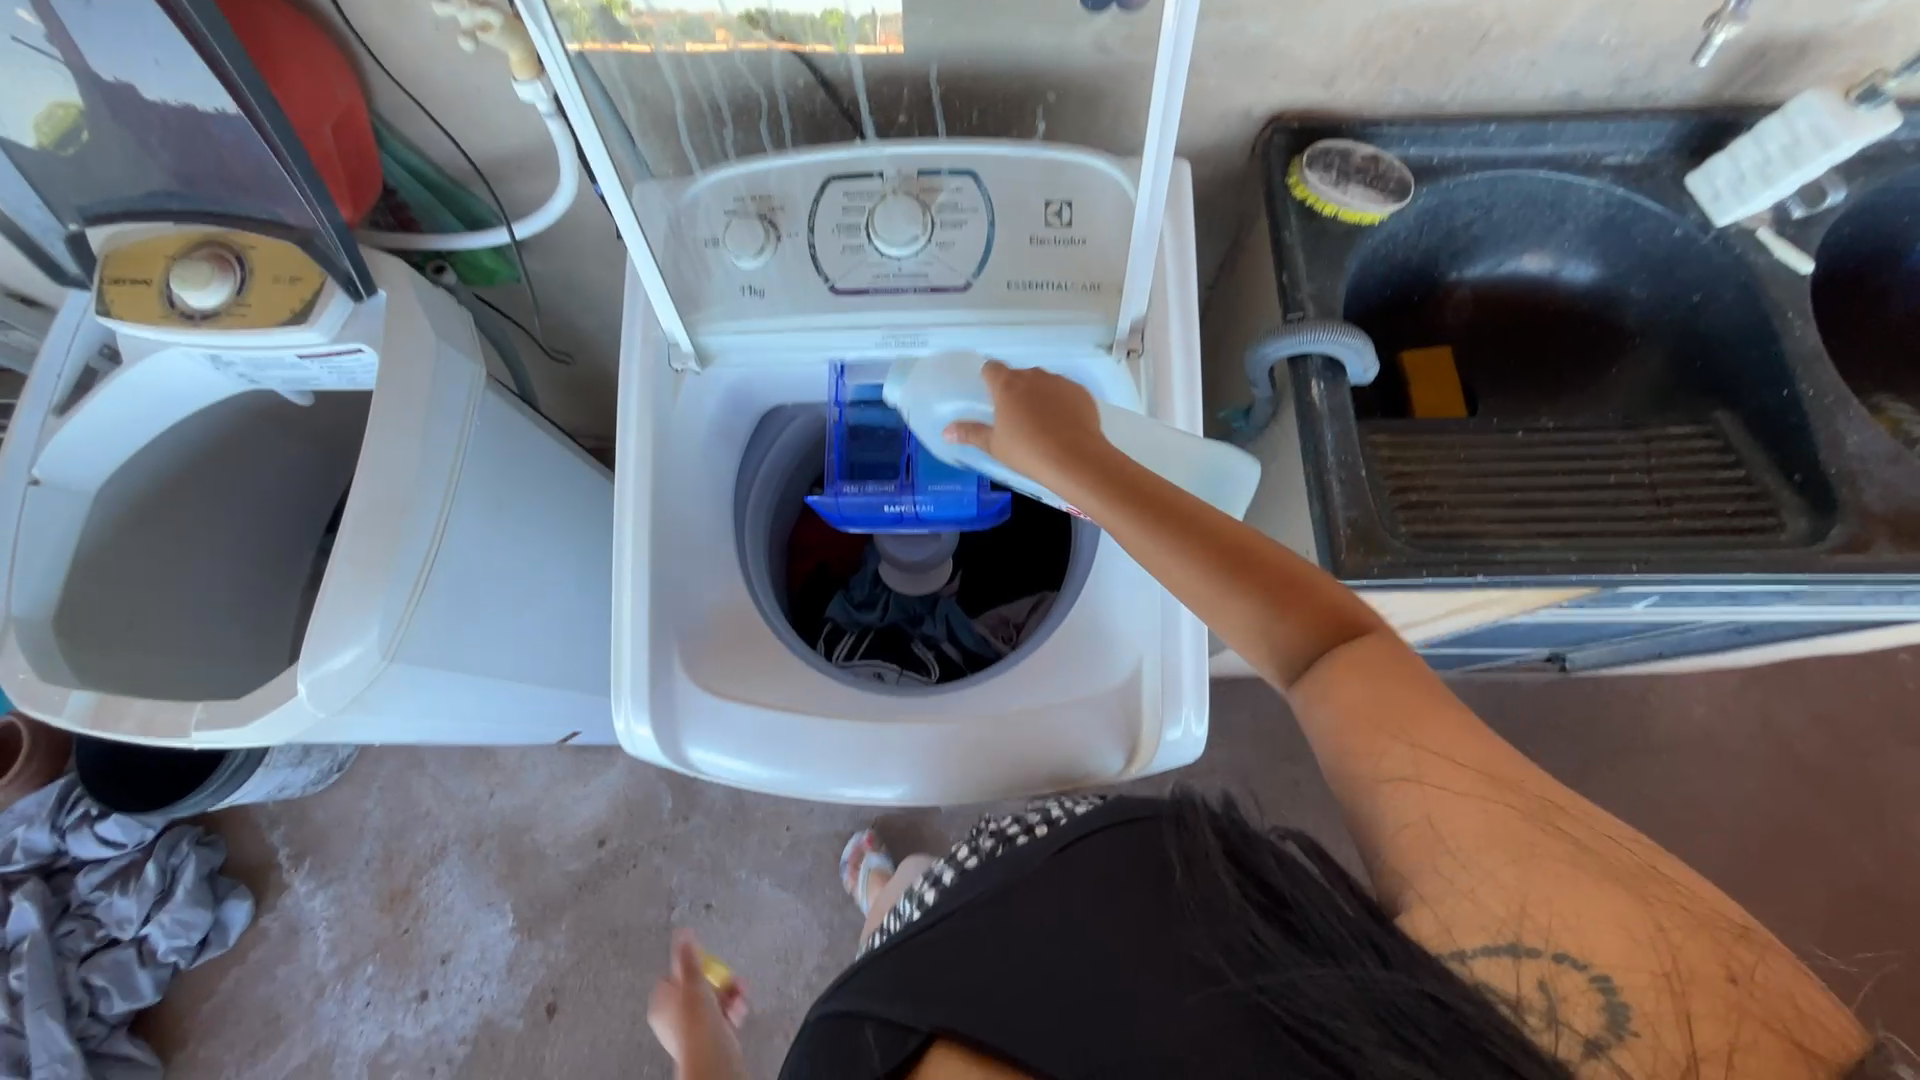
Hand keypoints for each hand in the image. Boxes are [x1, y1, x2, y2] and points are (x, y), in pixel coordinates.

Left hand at [648, 930, 748, 1079]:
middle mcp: (672, 1016)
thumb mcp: (692, 979)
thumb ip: (688, 955)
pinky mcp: (707, 1034)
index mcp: (661, 1002)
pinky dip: (732, 1007)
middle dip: (718, 980)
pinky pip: (721, 1013)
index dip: (692, 968)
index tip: (706, 964)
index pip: (674, 976)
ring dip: (729, 992)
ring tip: (740, 991)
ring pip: (712, 999)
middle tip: (729, 977)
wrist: (712, 1052)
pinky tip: (740, 1005)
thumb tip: (682, 931)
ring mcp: (690, 1027)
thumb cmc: (696, 1019)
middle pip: (697, 986)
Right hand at [942, 360, 1112, 489]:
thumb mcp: (994, 445)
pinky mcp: (1080, 391)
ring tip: (1042, 424)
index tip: (991, 397)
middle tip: (1016, 418)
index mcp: (1007, 385)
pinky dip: (1062, 403)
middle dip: (1016, 391)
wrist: (1075, 459)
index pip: (991, 368)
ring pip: (1044, 383)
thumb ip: (970, 433)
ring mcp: (1059, 381)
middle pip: (1019, 376)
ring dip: (1040, 396)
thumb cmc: (1027, 452)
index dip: (989, 379)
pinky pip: (1065, 392)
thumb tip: (946, 431)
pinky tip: (1063, 425)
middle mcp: (1033, 376)